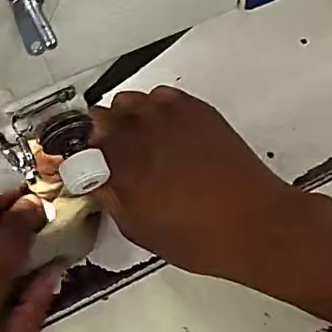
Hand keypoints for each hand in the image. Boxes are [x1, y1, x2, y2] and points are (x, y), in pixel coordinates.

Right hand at [90, 86, 312, 283]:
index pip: (78, 147)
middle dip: (98, 136)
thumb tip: (96, 184)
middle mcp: (140, 131)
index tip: (80, 165)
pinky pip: (162, 96)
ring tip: (138, 142)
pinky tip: (164, 130)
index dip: (76, 157)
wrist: (254, 223)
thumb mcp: (140, 229)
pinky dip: (156, 108)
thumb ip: (110, 199)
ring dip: (125, 118)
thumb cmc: (203, 235)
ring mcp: (169, 116)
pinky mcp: (196, 110)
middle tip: (109, 157)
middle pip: (100, 118)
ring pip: (130, 101)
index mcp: (120, 164)